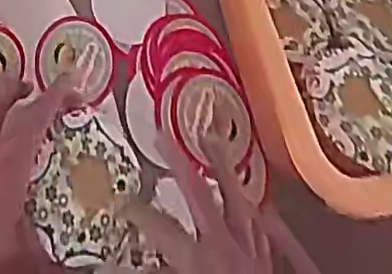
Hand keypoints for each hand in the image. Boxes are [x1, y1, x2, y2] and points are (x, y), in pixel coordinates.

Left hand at [0, 73, 73, 273]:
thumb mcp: (24, 254)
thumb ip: (52, 255)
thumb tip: (80, 268)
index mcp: (13, 157)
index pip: (38, 113)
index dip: (56, 95)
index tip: (70, 84)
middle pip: (3, 98)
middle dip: (21, 88)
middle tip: (34, 92)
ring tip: (5, 98)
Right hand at [126, 139, 298, 273]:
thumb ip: (159, 273)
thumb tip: (121, 265)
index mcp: (200, 259)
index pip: (160, 227)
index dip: (138, 213)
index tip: (123, 202)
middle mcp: (226, 246)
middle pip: (199, 194)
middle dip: (179, 162)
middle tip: (162, 132)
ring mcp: (253, 249)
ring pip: (237, 195)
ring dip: (222, 165)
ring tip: (210, 137)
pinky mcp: (270, 258)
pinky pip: (262, 220)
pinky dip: (251, 201)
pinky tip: (247, 191)